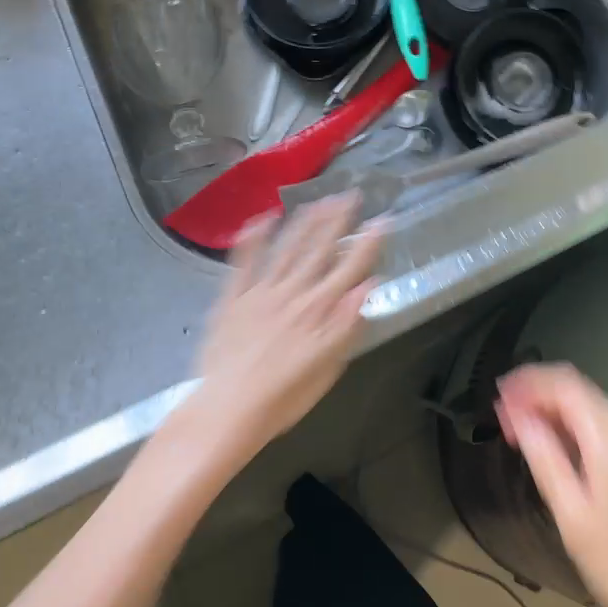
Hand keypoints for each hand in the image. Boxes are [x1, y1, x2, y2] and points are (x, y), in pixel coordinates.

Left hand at [187, 195, 381, 451]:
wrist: (226, 411)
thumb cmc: (282, 399)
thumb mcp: (327, 367)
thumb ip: (347, 324)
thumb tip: (368, 287)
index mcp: (319, 310)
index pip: (350, 269)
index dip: (368, 243)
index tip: (381, 220)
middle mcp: (293, 293)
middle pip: (319, 250)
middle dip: (337, 221)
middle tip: (349, 195)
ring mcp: (260, 292)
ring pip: (287, 249)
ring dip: (304, 223)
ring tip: (317, 201)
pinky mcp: (231, 299)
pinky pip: (243, 263)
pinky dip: (252, 240)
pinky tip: (262, 219)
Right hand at [496, 364, 607, 606]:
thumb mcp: (572, 514)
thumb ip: (544, 458)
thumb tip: (517, 416)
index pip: (564, 385)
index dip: (528, 382)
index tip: (499, 395)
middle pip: (576, 389)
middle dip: (537, 394)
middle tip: (503, 416)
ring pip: (587, 403)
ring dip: (551, 408)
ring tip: (518, 428)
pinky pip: (599, 422)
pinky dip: (570, 423)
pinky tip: (551, 442)